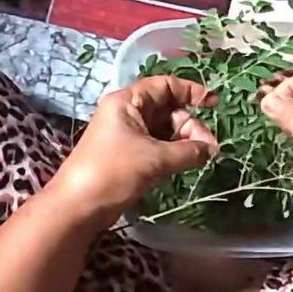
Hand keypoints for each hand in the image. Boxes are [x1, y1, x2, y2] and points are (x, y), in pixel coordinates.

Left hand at [49, 76, 219, 220]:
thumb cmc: (114, 171)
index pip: (164, 85)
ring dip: (183, 141)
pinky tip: (186, 163)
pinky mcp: (127, 155)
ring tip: (200, 158)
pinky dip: (172, 152)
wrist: (78, 206)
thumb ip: (189, 151)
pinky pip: (156, 146)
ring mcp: (125, 135)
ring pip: (163, 129)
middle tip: (208, 148)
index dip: (190, 91)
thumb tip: (212, 149)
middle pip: (166, 109)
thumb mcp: (155, 158)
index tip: (214, 104)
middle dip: (190, 125)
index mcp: (126, 101)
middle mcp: (126, 113)